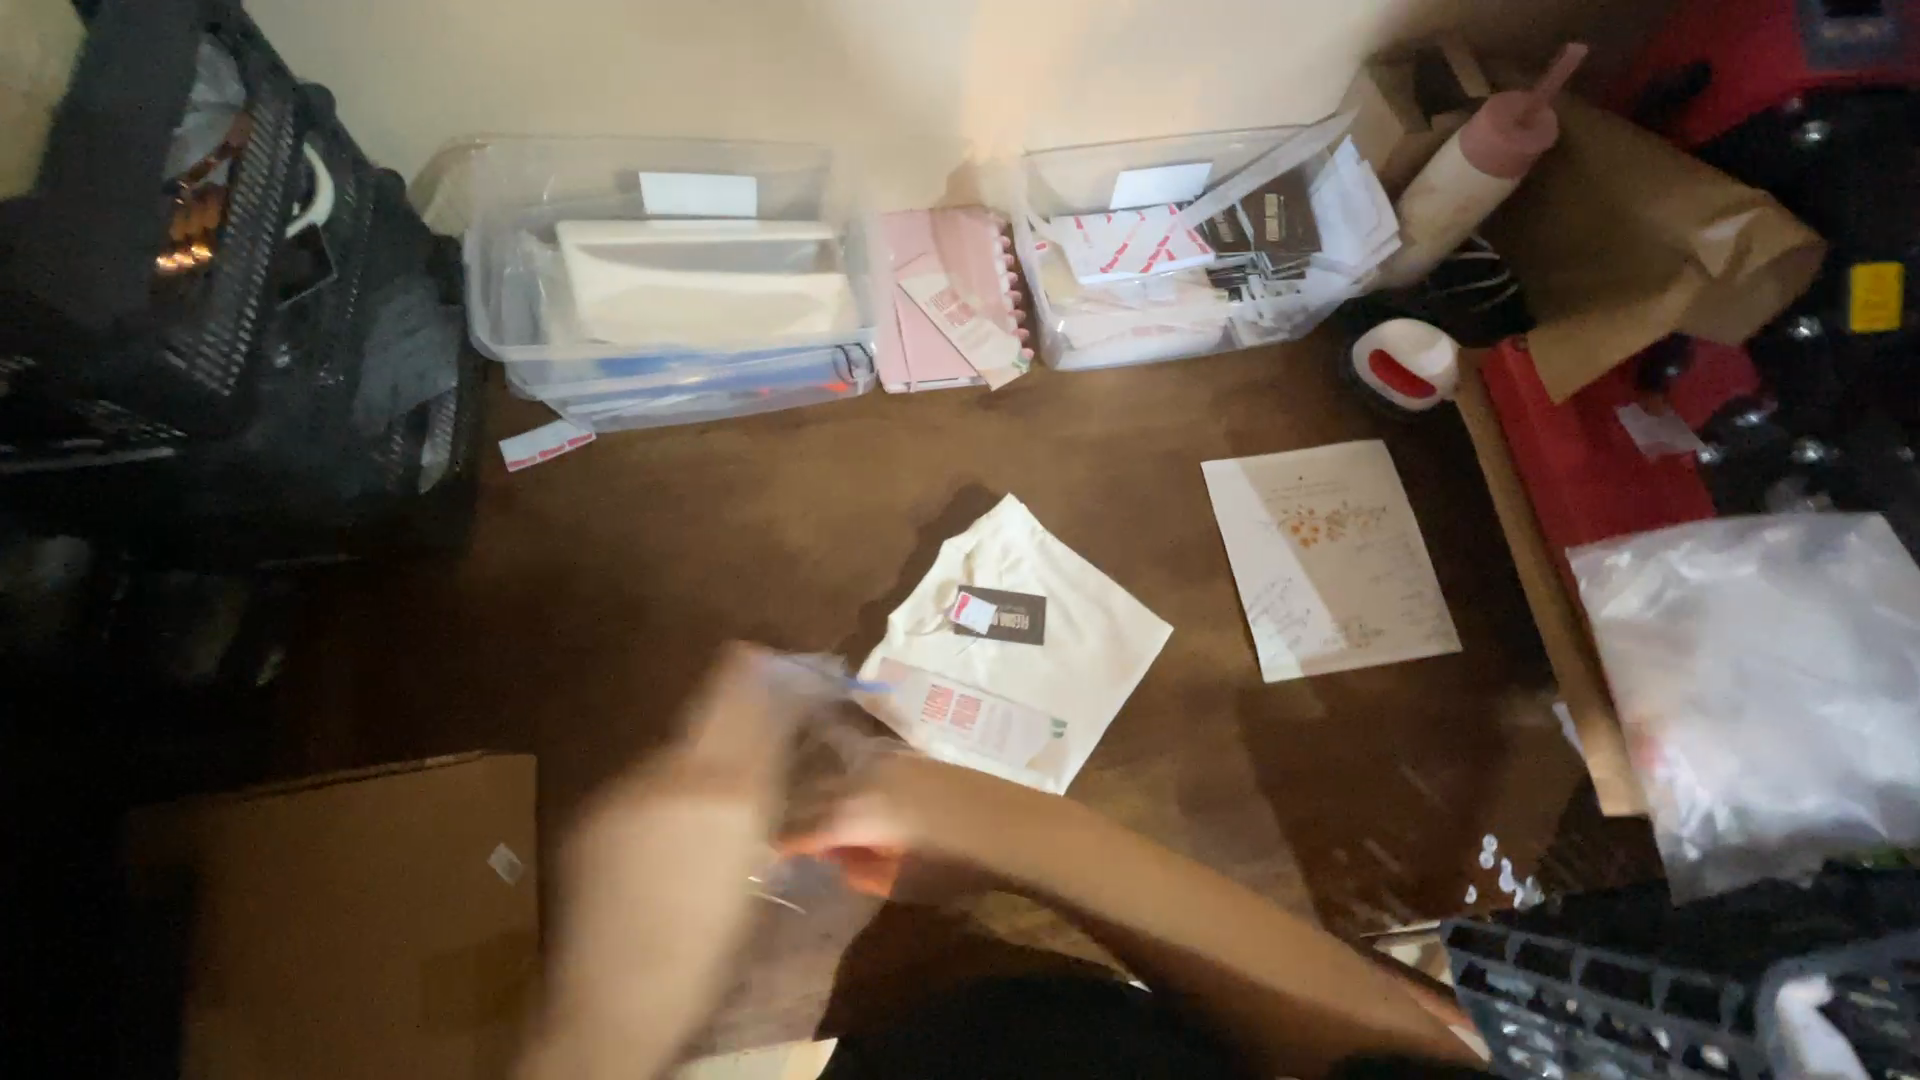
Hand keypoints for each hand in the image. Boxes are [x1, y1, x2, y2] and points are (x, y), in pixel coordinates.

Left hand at [527, 643, 799, 1079]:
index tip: (767, 657)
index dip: (757, 673)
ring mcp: (629, 789)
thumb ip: (766, 795)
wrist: (620, 999)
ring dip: (694, 759)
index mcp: (732, 791)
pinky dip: (660, 791)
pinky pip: (642, 782)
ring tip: (702, 801)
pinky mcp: (595, 810)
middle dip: (731, 700)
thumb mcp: (757, 862)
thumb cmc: (712, 942)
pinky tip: (662, 830)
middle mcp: (679, 774)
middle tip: (748, 695)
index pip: (748, 703)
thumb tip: (772, 750)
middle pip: (710, 711)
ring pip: (675, 751)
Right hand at [783, 753, 1073, 900]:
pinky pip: (861, 767)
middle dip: (796, 816)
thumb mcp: (898, 882)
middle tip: (785, 837)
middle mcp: (862, 777)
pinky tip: (853, 799)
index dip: (782, 842)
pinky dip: (848, 783)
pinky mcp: (908, 754)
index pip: (801, 828)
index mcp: (853, 813)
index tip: (766, 853)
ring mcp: (886, 760)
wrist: (1011, 824)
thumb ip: (858, 868)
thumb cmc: (953, 865)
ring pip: (837, 776)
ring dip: (821, 795)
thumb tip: (836, 856)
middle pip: (813, 794)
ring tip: (816, 818)